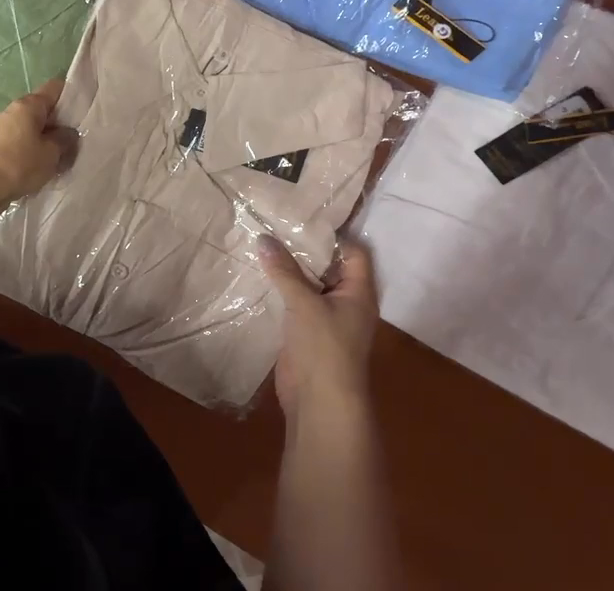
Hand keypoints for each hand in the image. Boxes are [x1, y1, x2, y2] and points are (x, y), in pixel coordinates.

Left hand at [0, 78, 78, 213]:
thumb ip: (64, 139)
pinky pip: (22, 142)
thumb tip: (67, 133)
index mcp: (27, 105)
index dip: (72, 95)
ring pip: (32, 128)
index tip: (86, 109)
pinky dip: (34, 150)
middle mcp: (12, 111)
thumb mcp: (52, 152)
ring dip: (47, 139)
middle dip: (60, 123)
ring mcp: (2, 128)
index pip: (54, 88)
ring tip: (63, 157)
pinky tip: (44, 166)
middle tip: (78, 140)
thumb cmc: (21, 164)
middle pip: (43, 110)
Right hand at [257, 234, 379, 415]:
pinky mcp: (303, 329)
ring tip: (258, 243)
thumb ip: (283, 271)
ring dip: (286, 268)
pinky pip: (291, 300)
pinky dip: (277, 287)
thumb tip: (262, 237)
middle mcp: (344, 301)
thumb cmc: (325, 347)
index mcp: (358, 293)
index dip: (332, 235)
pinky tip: (254, 275)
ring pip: (306, 283)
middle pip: (326, 266)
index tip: (301, 217)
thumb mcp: (304, 303)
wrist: (320, 397)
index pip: (353, 254)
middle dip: (302, 248)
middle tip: (272, 223)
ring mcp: (324, 316)